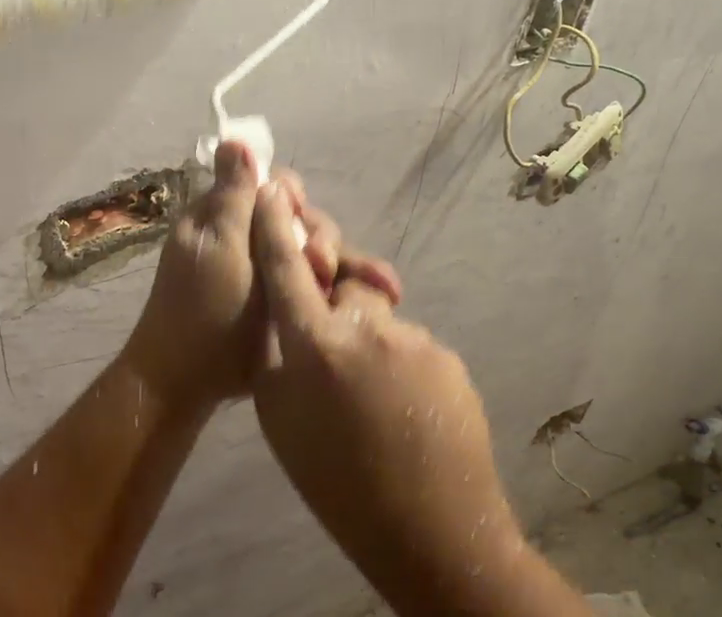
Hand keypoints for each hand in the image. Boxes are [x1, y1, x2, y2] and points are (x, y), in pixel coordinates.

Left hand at [121, 145, 402, 411]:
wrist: (189, 383)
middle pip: (298, 222)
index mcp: (222, 217)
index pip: (270, 188)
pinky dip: (343, 287)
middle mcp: (245, 240)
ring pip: (312, 254)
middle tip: (321, 267)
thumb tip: (234, 138)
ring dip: (342, 263)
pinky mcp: (281, 306)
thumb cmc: (203, 308)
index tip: (300, 222)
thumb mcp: (220, 245)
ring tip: (374, 288)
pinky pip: (316, 284)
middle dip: (319, 239)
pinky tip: (378, 297)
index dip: (292, 202)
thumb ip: (233, 195)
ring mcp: (264, 275)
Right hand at [249, 184, 539, 613]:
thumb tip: (290, 321)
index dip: (275, 222)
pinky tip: (399, 410)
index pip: (285, 263)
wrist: (433, 535)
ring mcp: (416, 341)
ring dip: (364, 339)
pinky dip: (395, 365)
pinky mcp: (449, 360)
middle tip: (328, 349)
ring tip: (367, 397)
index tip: (272, 186)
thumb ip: (277, 352)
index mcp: (313, 343)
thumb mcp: (276, 414)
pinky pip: (407, 345)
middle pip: (342, 282)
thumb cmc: (334, 479)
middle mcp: (366, 329)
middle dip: (331, 299)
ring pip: (376, 317)